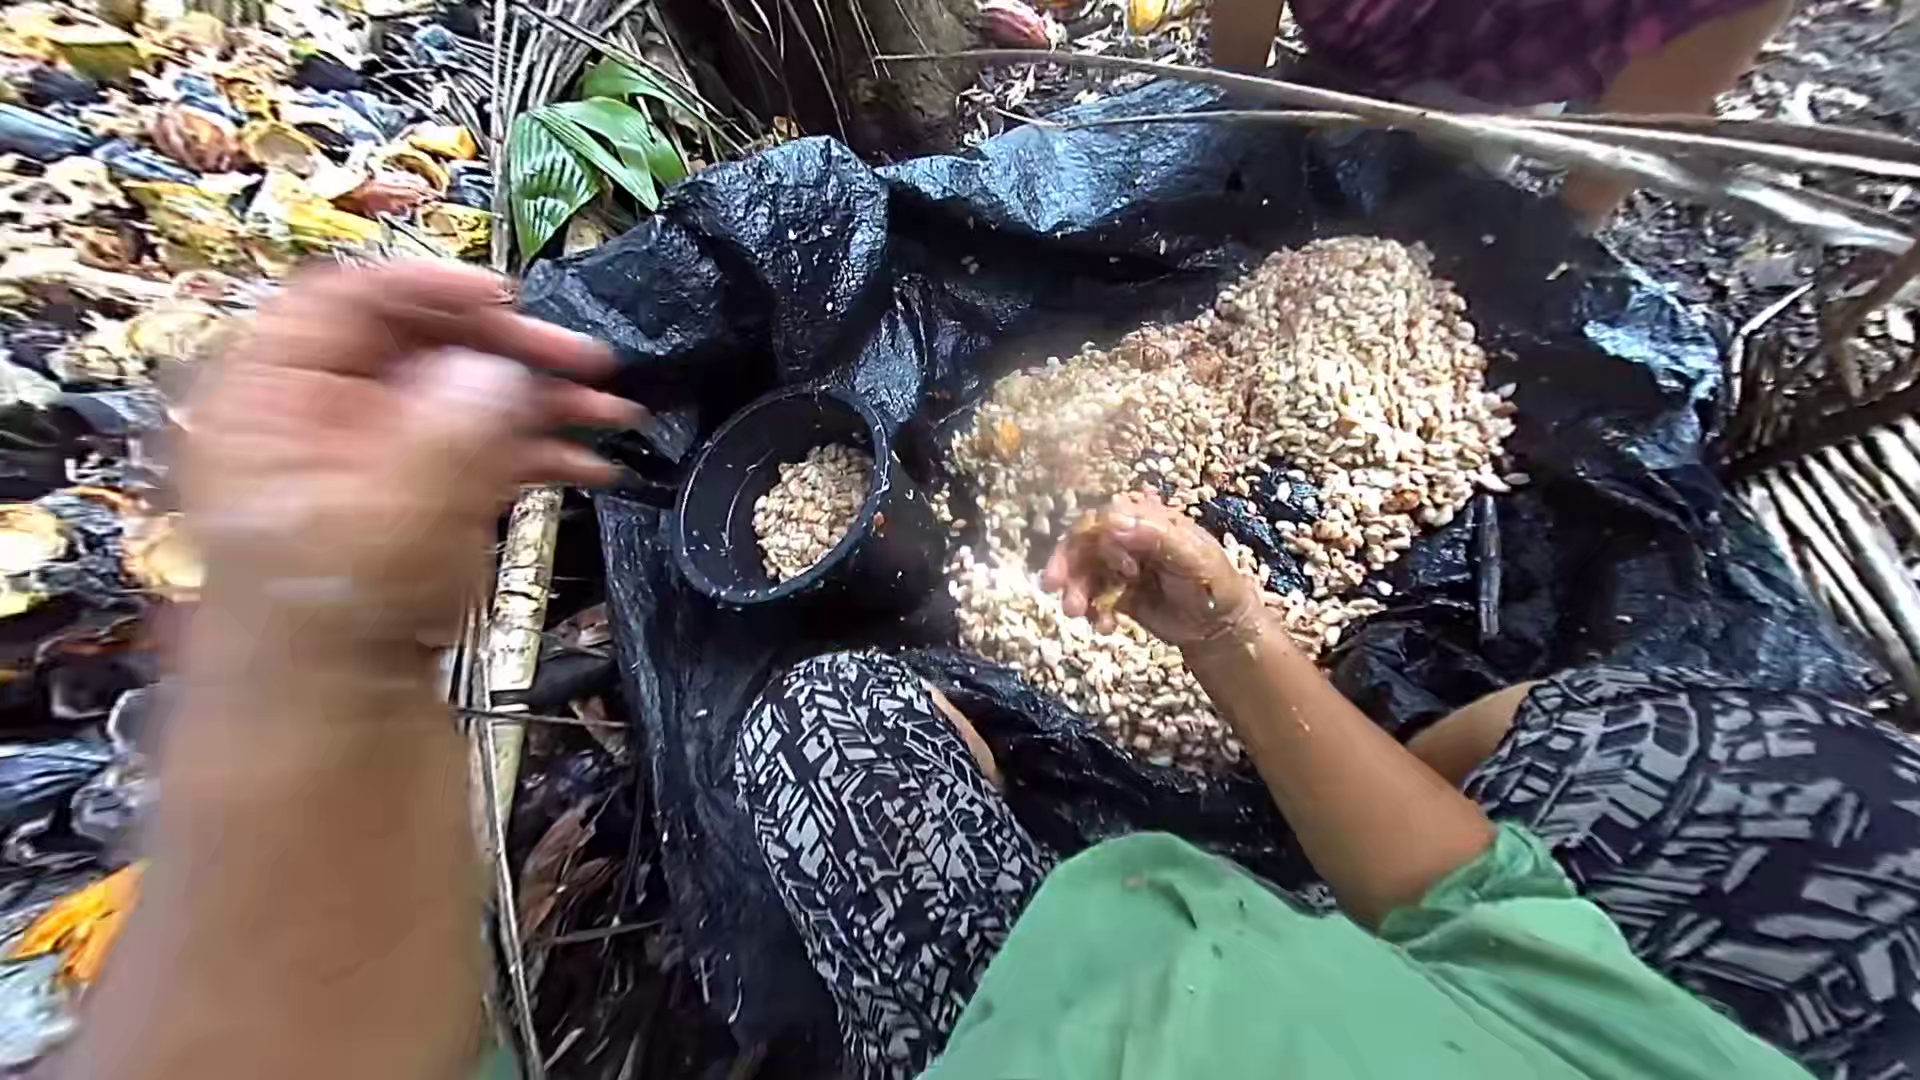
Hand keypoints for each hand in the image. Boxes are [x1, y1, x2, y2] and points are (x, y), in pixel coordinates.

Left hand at [182, 261, 638, 663]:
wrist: (345, 679)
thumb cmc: (342, 600)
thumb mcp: (393, 509)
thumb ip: (448, 429)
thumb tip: (498, 368)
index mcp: (285, 395)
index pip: (352, 301)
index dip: (435, 288)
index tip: (514, 299)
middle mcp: (341, 408)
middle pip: (436, 346)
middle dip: (522, 352)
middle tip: (592, 363)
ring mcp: (396, 444)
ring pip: (480, 397)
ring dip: (553, 404)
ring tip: (617, 414)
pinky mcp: (438, 479)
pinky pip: (496, 446)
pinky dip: (548, 452)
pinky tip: (592, 466)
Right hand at [1041, 492, 1259, 648]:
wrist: (1218, 628)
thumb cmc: (1213, 584)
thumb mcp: (1193, 558)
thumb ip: (1156, 537)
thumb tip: (1111, 522)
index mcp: (1146, 520)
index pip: (1104, 518)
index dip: (1093, 538)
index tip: (1108, 565)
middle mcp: (1126, 539)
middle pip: (1084, 543)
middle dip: (1067, 565)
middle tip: (1052, 587)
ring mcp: (1117, 566)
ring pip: (1083, 572)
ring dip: (1075, 591)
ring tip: (1076, 614)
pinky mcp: (1114, 592)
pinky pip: (1092, 597)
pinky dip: (1092, 612)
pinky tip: (1104, 626)